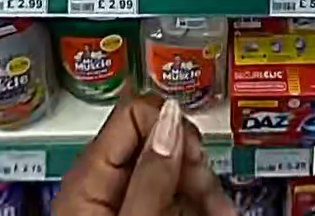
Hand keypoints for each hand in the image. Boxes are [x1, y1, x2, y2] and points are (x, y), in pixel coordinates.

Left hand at [54, 94, 235, 215]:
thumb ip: (151, 175)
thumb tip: (173, 114)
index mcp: (89, 176)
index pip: (136, 110)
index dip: (172, 126)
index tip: (195, 156)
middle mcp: (104, 184)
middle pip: (162, 142)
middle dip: (197, 165)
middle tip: (216, 198)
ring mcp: (121, 204)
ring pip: (174, 173)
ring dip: (206, 189)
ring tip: (224, 211)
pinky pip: (173, 198)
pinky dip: (198, 204)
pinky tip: (216, 211)